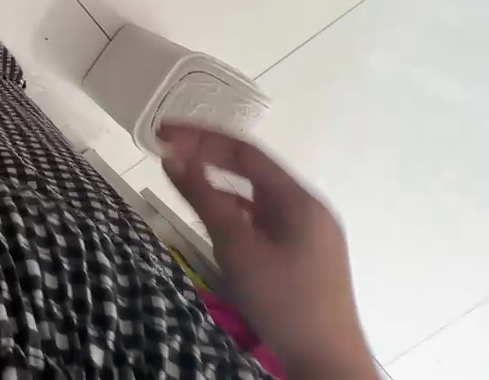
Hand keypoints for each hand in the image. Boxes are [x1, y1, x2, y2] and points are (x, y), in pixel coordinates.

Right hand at [158, 123, 377, 379]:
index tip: (162, 131)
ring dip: (214, 178)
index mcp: (299, 200)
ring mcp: (305, 231)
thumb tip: (172, 157)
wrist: (326, 363)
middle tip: (165, 146)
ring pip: (252, 191)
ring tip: (178, 174)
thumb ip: (202, 196)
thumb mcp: (236, 244)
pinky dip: (228, 203)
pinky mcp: (298, 250)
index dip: (200, 136)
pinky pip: (257, 212)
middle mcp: (306, 208)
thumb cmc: (283, 299)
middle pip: (249, 167)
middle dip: (205, 153)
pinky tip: (207, 210)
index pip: (243, 151)